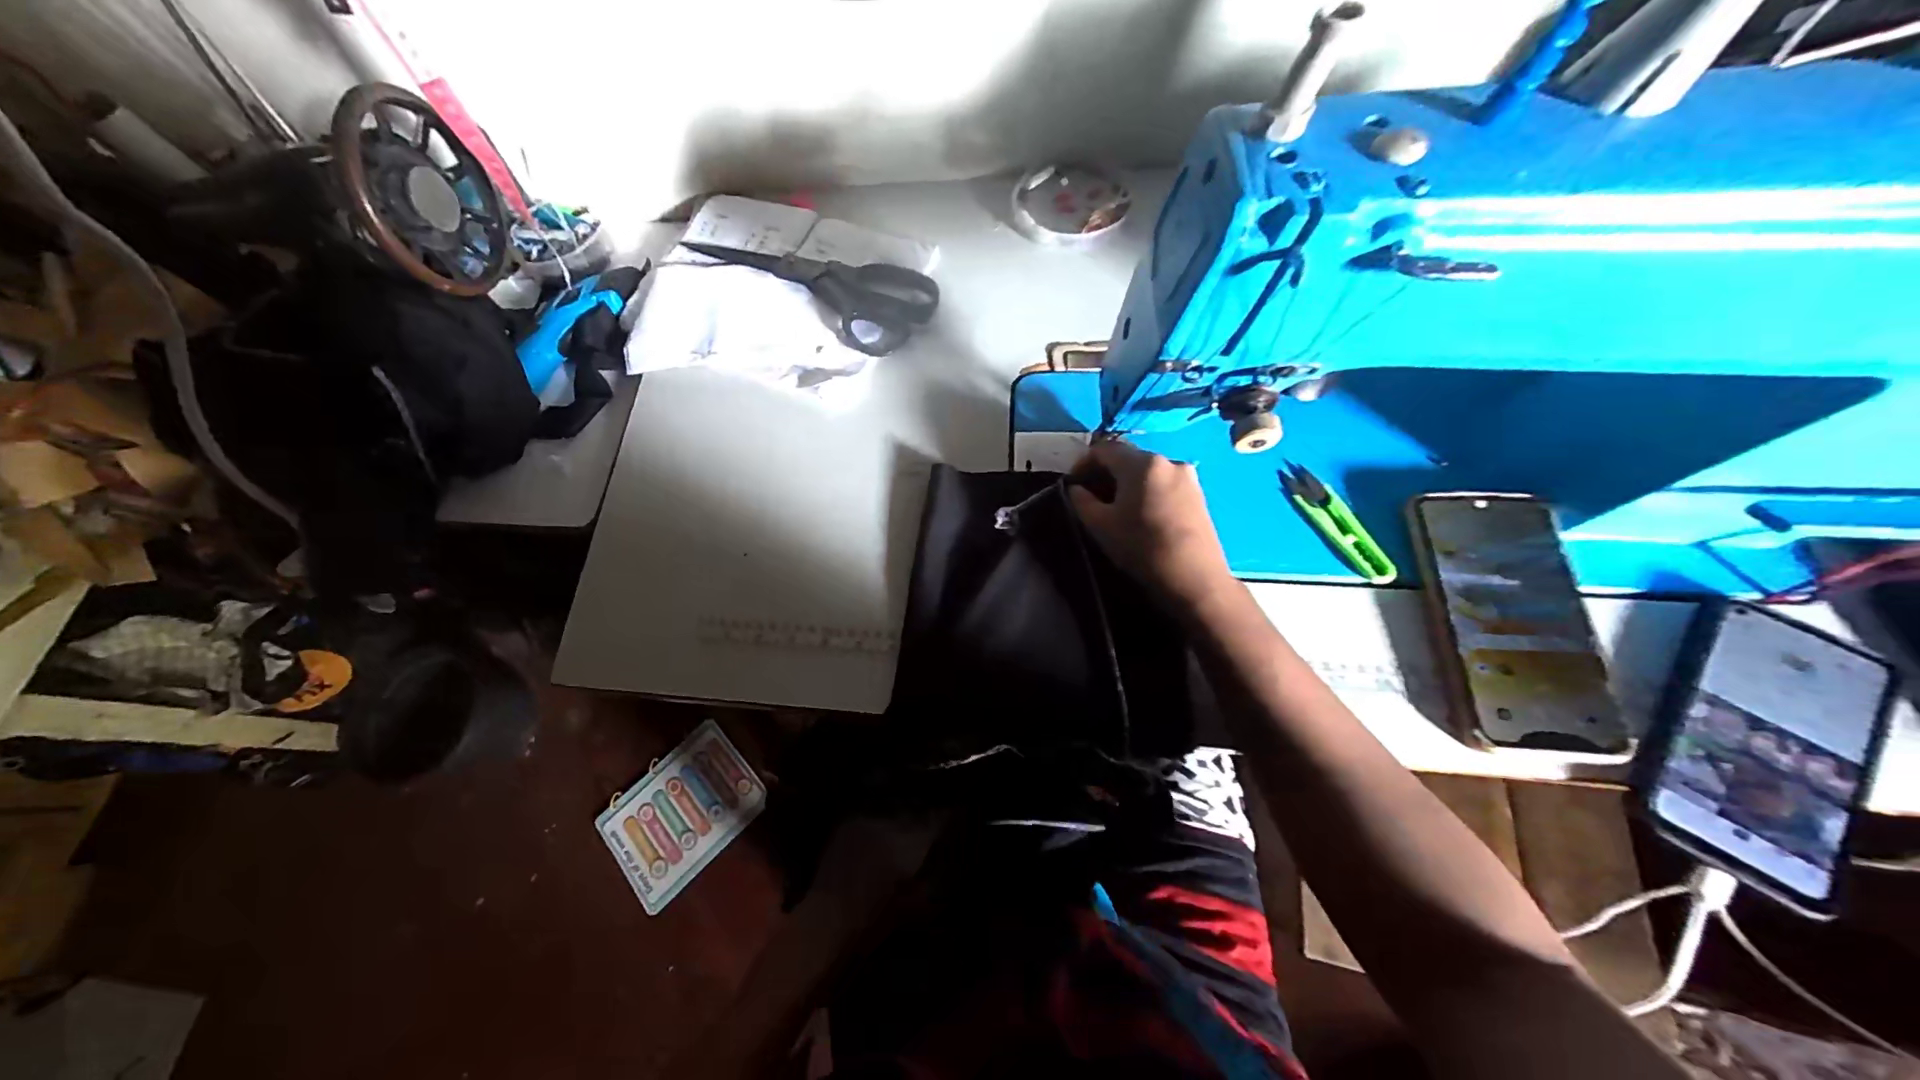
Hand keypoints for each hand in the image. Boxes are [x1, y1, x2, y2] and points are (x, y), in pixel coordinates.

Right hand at [1068, 439, 1235, 613]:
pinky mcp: (1199, 494)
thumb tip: (1076, 488)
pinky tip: (1141, 514)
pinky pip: (1164, 483)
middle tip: (1092, 497)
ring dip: (1127, 483)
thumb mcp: (1101, 526)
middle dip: (1106, 473)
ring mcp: (1188, 476)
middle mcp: (1167, 460)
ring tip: (1116, 508)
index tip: (1073, 483)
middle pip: (1128, 457)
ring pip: (1147, 471)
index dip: (1083, 462)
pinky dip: (1147, 491)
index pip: (1104, 449)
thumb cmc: (1142, 549)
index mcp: (1142, 463)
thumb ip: (1082, 501)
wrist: (1194, 579)